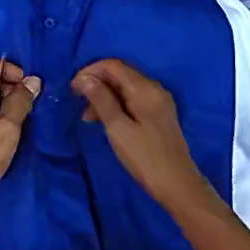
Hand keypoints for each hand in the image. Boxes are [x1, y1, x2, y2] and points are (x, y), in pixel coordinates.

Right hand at [71, 59, 213, 208]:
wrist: (176, 183)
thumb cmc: (144, 157)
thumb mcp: (118, 128)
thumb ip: (102, 100)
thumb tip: (85, 78)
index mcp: (145, 88)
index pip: (114, 65)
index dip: (91, 72)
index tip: (72, 89)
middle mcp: (154, 89)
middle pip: (121, 75)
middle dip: (97, 84)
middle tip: (78, 104)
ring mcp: (158, 102)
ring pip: (126, 89)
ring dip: (105, 97)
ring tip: (88, 118)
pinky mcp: (158, 115)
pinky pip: (133, 101)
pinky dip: (117, 106)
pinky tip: (105, 121)